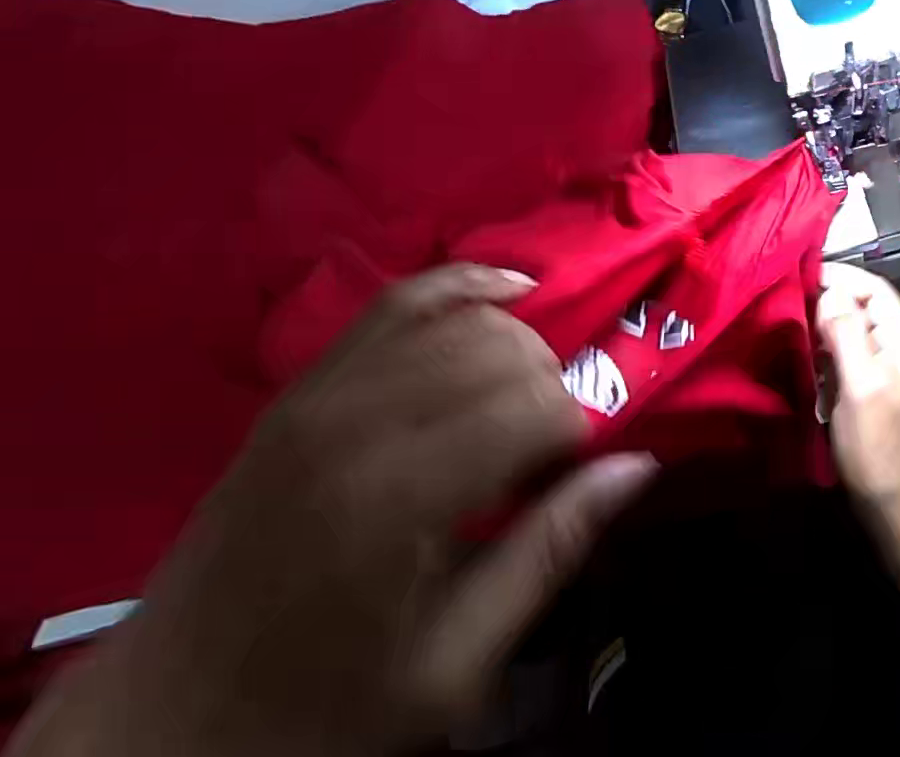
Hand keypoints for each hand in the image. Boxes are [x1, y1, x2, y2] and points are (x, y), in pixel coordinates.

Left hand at [10, 265, 654, 756]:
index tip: (560, 484)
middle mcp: (356, 425)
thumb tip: (638, 464)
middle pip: (510, 356)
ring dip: (524, 355)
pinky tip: (510, 291)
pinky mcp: (302, 390)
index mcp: (396, 497)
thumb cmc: (326, 698)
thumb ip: (552, 548)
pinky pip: (400, 301)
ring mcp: (320, 396)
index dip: (576, 438)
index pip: (539, 409)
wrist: (162, 720)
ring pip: (468, 322)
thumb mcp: (456, 657)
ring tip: (519, 408)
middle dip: (554, 394)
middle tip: (540, 457)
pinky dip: (464, 286)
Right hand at [815, 264, 899, 553]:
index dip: (845, 277)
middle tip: (788, 304)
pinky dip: (829, 359)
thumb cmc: (881, 451)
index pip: (878, 291)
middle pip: (867, 312)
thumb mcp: (862, 387)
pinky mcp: (875, 402)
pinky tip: (807, 366)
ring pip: (857, 338)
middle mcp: (899, 356)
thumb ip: (849, 336)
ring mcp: (889, 380)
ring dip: (827, 330)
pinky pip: (851, 366)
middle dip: (831, 301)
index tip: (804, 276)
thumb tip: (832, 292)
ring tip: (791, 329)